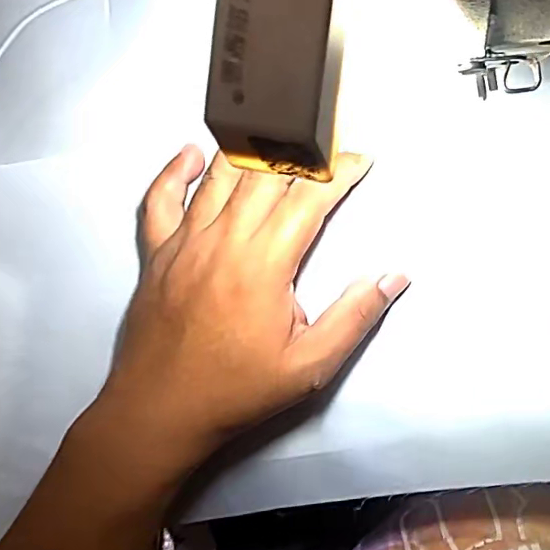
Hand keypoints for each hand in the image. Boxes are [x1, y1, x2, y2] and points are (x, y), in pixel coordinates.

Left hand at [88, 146, 407, 476]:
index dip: (339, 173)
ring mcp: (184, 243)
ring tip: (276, 135)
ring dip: (250, 150)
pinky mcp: (156, 254)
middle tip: (324, 144)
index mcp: (263, 264)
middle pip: (264, 173)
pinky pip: (159, 199)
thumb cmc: (233, 392)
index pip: (308, 198)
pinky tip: (190, 155)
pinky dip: (174, 171)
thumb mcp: (309, 366)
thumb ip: (354, 317)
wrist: (158, 414)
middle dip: (300, 151)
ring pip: (217, 176)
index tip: (359, 162)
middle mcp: (222, 242)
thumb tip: (393, 279)